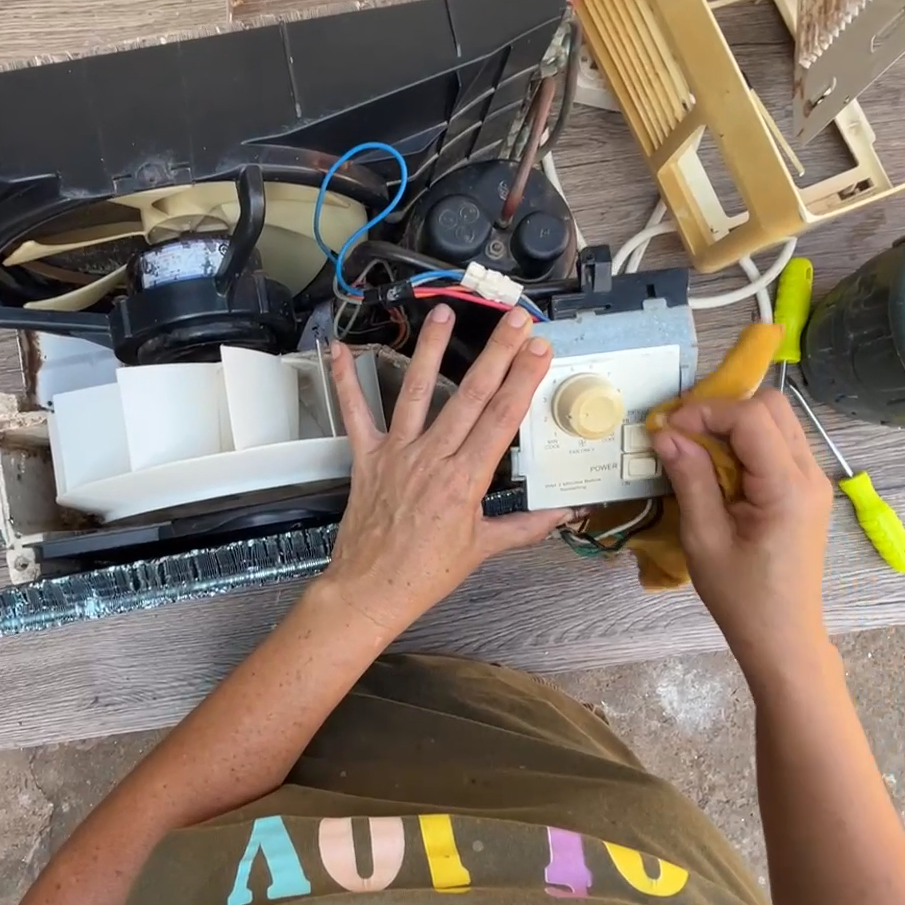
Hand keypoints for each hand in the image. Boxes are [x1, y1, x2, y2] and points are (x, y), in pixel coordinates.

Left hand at [320, 304, 572, 638]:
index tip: (539, 349)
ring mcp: (396, 454)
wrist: (370, 591)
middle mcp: (431, 459)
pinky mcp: (366, 457)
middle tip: (515, 318)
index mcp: (465, 481)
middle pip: (470, 397)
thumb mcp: (482, 550)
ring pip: (415, 392)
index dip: (523, 380)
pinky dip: (345, 381)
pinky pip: (355, 414)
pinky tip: (340, 348)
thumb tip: (564, 513)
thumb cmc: (425, 574)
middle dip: (497, 353)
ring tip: (445, 313)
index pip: (501, 420)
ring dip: (431, 350)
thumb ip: (526, 526)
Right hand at [652, 390, 833, 673]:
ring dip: (731, 425)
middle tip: (681, 434)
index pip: (752, 418)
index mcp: (787, 487)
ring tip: (693, 450)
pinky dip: (741, 443)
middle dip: (720, 411)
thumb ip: (689, 478)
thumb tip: (665, 434)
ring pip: (775, 421)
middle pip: (771, 407)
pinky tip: (714, 468)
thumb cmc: (740, 594)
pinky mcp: (803, 490)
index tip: (667, 430)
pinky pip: (775, 445)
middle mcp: (809, 474)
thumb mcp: (703, 537)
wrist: (781, 634)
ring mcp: (812, 481)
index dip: (705, 412)